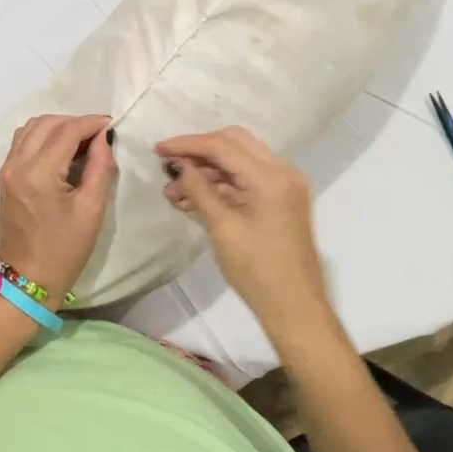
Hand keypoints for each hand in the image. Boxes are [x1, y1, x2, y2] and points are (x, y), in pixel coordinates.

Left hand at [0, 114, 115, 306]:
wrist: (26, 279)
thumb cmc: (64, 250)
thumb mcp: (91, 210)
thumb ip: (100, 168)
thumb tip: (104, 138)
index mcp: (38, 174)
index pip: (66, 131)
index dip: (91, 123)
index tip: (111, 125)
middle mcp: (17, 164)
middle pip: (47, 123)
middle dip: (75, 122)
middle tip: (98, 136)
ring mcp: (6, 169)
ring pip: (31, 128)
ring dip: (57, 127)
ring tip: (81, 142)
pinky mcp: (4, 175)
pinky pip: (22, 141)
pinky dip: (43, 137)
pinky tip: (61, 151)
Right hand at [158, 126, 334, 343]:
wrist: (294, 309)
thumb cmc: (257, 270)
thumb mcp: (221, 226)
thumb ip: (198, 188)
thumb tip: (177, 164)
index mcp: (271, 176)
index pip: (222, 145)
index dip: (187, 145)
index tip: (158, 150)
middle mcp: (282, 171)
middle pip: (233, 142)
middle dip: (198, 151)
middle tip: (169, 164)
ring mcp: (284, 185)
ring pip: (238, 160)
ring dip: (207, 170)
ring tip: (174, 191)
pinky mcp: (281, 199)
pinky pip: (246, 178)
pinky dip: (221, 183)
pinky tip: (193, 199)